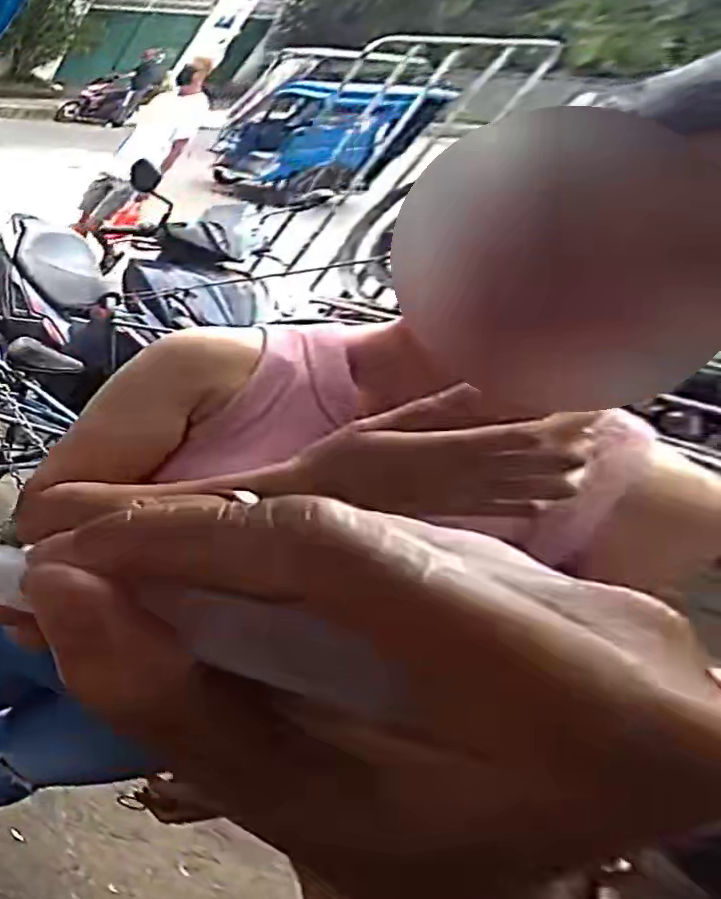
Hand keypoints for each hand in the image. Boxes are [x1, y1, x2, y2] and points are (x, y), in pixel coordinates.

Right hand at [21, 495, 720, 898]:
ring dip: (185, 540)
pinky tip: (175, 573)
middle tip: (59, 570)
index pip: (326, 548)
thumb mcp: (265, 799)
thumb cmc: (382, 852)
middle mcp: (583, 610)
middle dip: (160, 538)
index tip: (62, 559)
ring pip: (309, 515)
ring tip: (101, 575)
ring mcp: (540, 568)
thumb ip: (153, 697)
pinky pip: (321, 524)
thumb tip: (51, 585)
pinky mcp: (486, 548)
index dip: (170, 534)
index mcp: (567, 698)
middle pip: (312, 523)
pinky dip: (227, 546)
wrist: (482, 851)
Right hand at [281, 385, 595, 517]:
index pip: (529, 435)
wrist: (314, 495)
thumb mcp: (377, 423)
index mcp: (444, 449)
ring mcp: (462, 498)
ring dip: (562, 470)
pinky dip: (538, 498)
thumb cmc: (339, 455)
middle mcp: (463, 476)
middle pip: (548, 462)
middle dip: (575, 442)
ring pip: (542, 488)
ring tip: (563, 452)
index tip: (584, 400)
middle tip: (580, 421)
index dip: (567, 419)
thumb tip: (483, 386)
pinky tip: (537, 488)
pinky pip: (515, 510)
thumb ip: (434, 409)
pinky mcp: (454, 512)